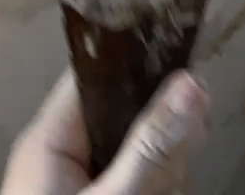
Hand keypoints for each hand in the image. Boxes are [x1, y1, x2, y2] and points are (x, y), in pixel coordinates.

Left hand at [1, 70, 210, 194]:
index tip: (191, 77)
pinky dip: (157, 192)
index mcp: (50, 139)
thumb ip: (151, 147)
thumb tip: (195, 79)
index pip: (99, 72)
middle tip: (169, 178)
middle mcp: (63, 152)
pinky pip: (140, 181)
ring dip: (163, 175)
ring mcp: (82, 183)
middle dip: (161, 140)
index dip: (142, 62)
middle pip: (128, 111)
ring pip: (142, 150)